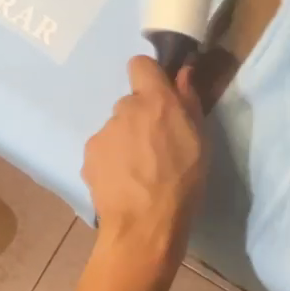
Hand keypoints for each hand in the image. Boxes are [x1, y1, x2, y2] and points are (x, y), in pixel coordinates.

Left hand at [82, 56, 206, 270]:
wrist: (144, 226)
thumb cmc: (183, 183)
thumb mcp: (200, 142)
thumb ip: (189, 102)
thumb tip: (183, 72)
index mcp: (155, 101)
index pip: (140, 64)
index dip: (150, 77)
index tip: (159, 96)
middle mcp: (124, 109)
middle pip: (131, 103)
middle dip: (141, 118)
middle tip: (156, 148)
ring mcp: (102, 133)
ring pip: (116, 129)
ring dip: (126, 142)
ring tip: (139, 172)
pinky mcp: (89, 156)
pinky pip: (103, 151)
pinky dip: (112, 161)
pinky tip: (124, 183)